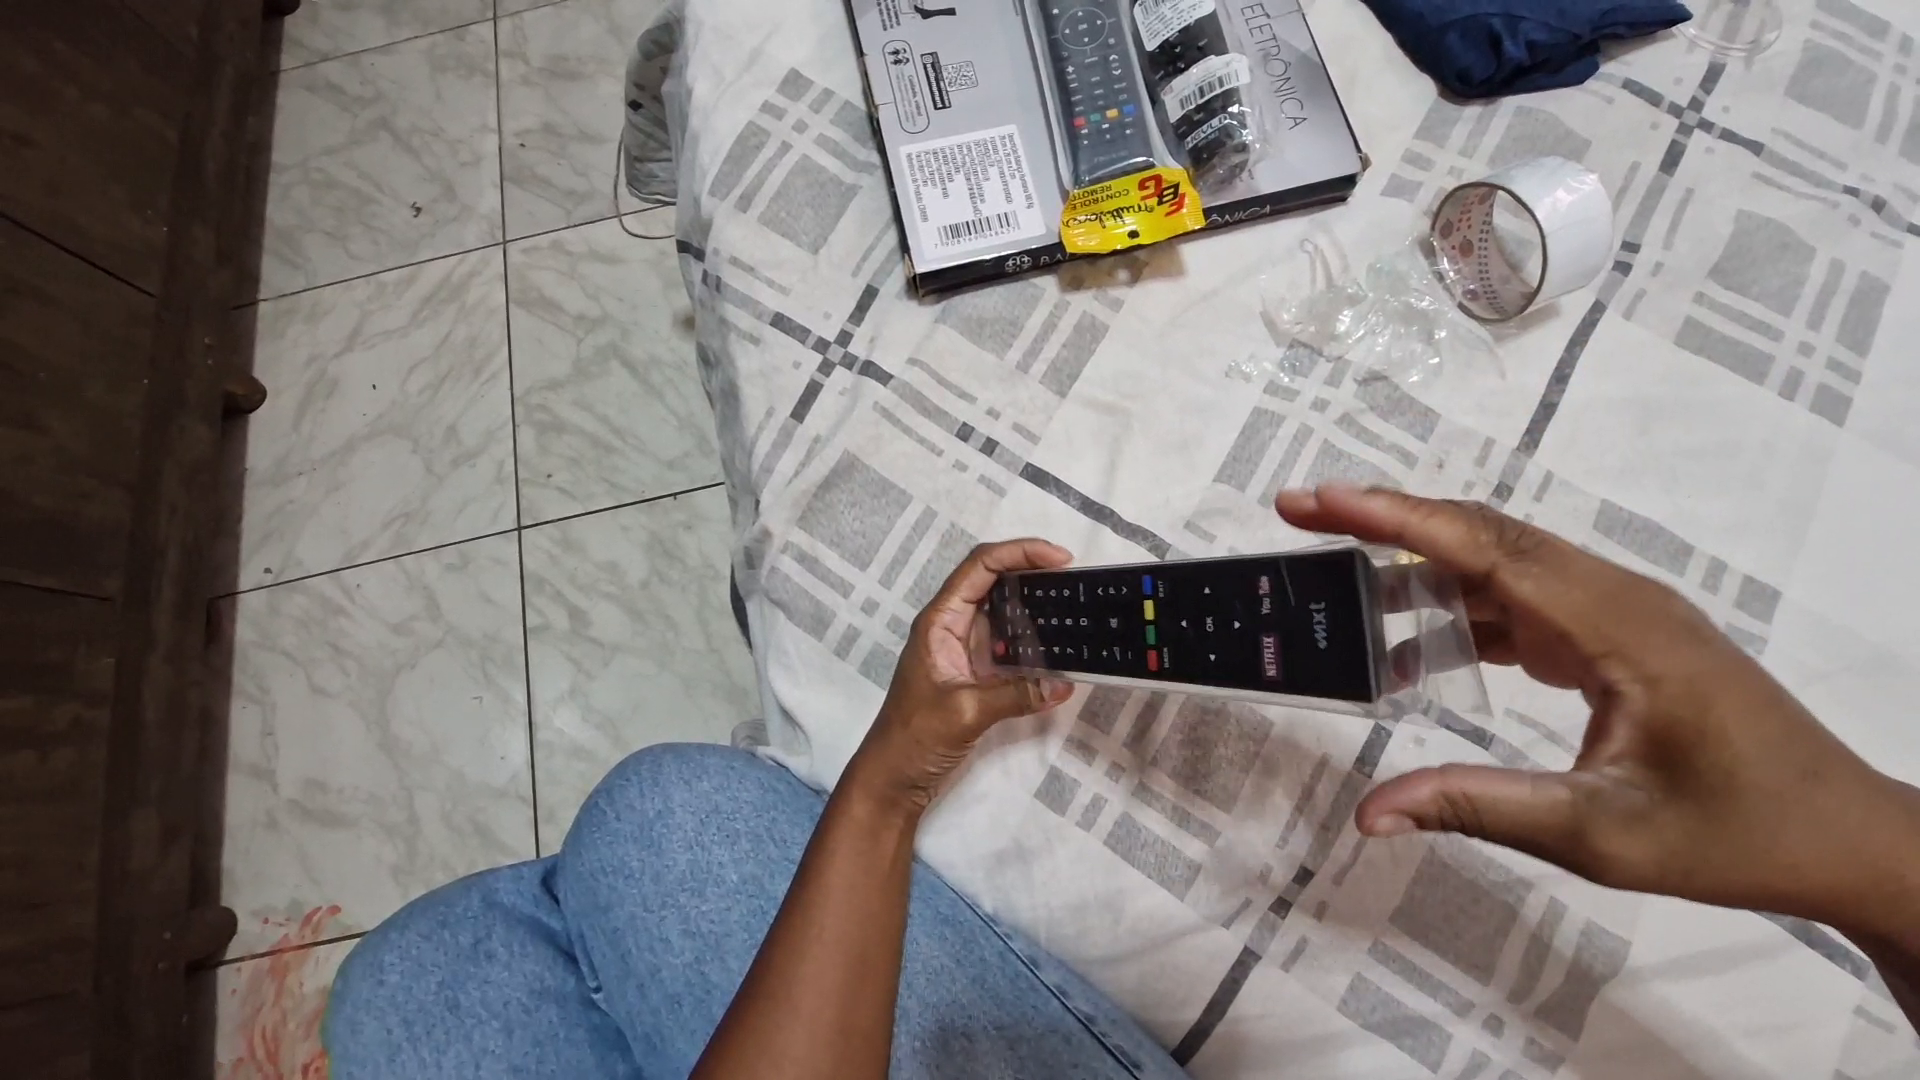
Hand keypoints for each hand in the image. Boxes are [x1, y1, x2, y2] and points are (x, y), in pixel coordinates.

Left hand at [843, 539, 1075, 817]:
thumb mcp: (966, 711)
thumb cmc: (916, 736)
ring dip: (1036, 605)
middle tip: (1075, 578)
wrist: (894, 777)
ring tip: (1074, 604)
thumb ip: (1015, 695)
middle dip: (1032, 571)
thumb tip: (1064, 684)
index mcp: (940, 620)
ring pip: (1004, 611)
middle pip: (994, 580)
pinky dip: (1034, 640)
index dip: (1020, 552)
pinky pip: (1009, 644)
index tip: (1061, 558)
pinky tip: (1060, 647)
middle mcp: (952, 626)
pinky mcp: (976, 672)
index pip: (980, 566)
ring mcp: (965, 649)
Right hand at [1275, 484, 1919, 937]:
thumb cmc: (1736, 833)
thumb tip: (1367, 813)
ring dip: (1407, 560)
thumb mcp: (1599, 833)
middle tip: (1299, 513)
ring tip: (1330, 575)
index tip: (1321, 499)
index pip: (1487, 548)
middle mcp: (1607, 596)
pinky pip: (1504, 599)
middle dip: (1382, 517)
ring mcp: (1604, 609)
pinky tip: (1405, 650)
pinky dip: (1444, 609)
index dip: (1397, 518)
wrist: (1848, 839)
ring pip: (1486, 559)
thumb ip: (1476, 807)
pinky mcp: (1597, 631)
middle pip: (1478, 532)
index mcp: (1617, 625)